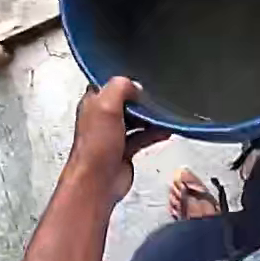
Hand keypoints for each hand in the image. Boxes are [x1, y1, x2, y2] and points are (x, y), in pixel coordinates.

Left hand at [64, 77, 169, 205]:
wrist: (98, 182)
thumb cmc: (96, 146)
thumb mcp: (106, 105)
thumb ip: (120, 87)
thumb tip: (135, 86)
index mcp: (92, 103)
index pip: (108, 83)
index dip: (124, 81)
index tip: (140, 78)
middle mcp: (101, 117)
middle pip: (125, 101)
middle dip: (141, 99)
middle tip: (156, 96)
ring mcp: (113, 134)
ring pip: (136, 119)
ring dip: (150, 116)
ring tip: (165, 112)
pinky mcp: (124, 150)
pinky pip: (142, 136)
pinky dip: (154, 132)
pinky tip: (167, 130)